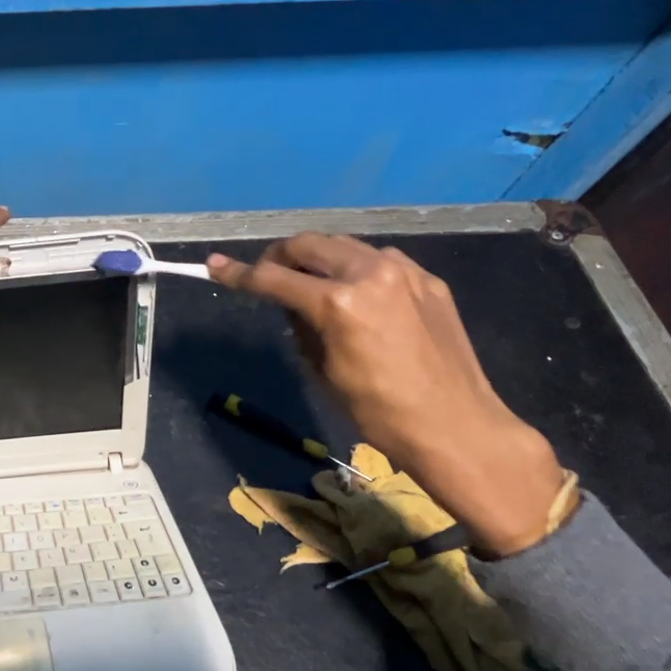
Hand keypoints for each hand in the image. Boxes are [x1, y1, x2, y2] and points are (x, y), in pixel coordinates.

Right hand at [207, 233, 564, 555]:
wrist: (456, 426)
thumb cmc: (379, 411)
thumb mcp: (323, 370)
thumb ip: (301, 326)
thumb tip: (292, 303)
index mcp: (338, 303)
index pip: (274, 278)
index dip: (239, 274)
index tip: (214, 265)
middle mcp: (371, 274)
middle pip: (310, 244)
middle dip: (282, 256)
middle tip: (269, 275)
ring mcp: (404, 272)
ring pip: (345, 246)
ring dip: (321, 259)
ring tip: (315, 286)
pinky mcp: (428, 280)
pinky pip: (379, 261)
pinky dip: (357, 270)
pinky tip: (359, 295)